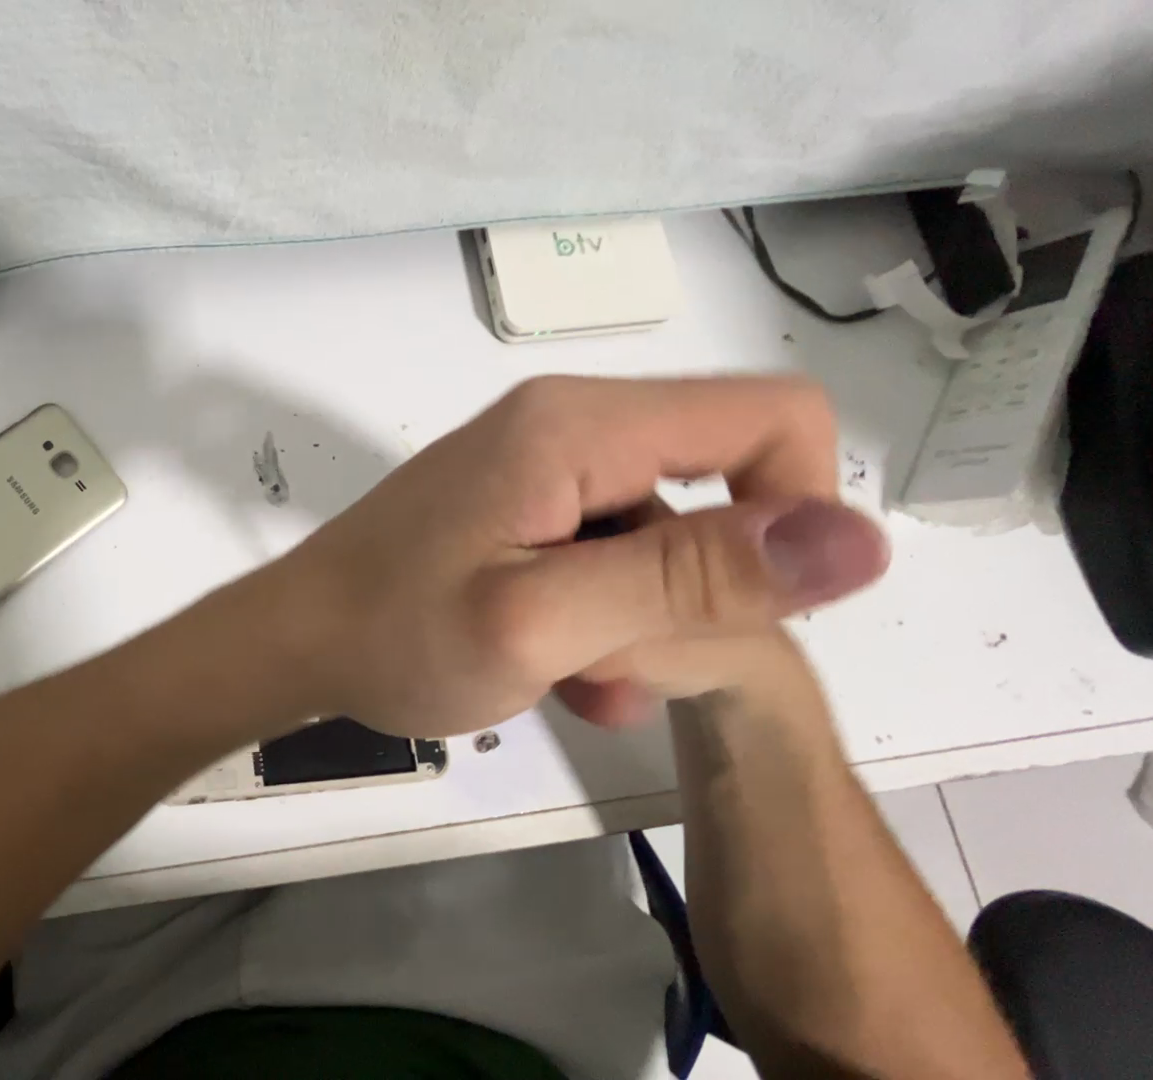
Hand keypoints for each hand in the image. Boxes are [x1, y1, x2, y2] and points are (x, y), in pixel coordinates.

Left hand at [270, 375, 889, 737]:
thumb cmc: (396, 636)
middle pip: (714, 481)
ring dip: (643, 618)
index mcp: (576, 426)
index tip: (748, 607)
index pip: (772, 417)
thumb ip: (689, 580)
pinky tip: (561, 674)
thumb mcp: (543, 623)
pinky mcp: (513, 511)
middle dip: (698, 586)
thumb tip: (859, 542)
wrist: (292, 643)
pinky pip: (601, 551)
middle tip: (623, 661)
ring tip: (578, 680)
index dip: (796, 513)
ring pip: (658, 533)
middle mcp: (562, 426)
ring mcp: (533, 470)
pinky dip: (600, 615)